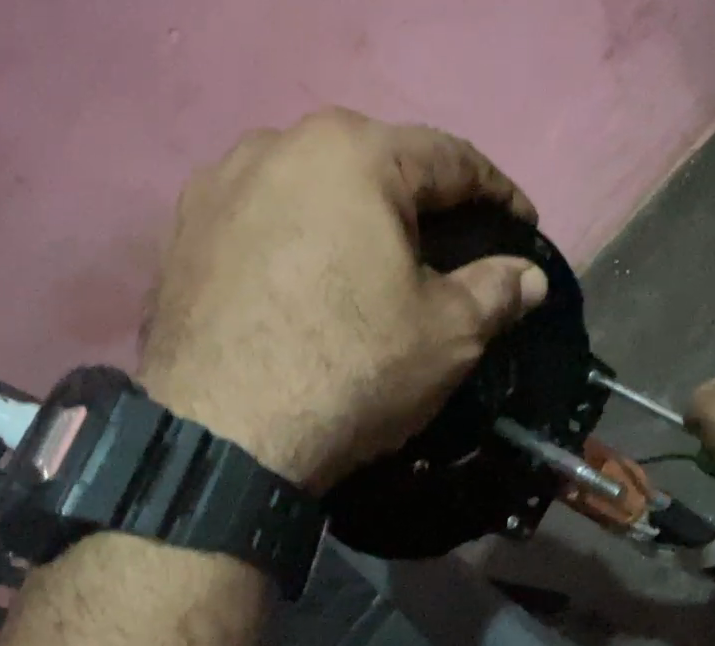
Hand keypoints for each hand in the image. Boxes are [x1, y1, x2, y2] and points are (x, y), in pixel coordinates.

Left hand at [138, 108, 548, 492]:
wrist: (226, 432)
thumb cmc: (355, 367)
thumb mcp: (449, 334)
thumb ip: (497, 291)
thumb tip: (529, 276)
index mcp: (353, 153)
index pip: (450, 159)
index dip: (499, 194)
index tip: (524, 228)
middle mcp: (278, 144)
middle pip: (374, 166)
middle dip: (423, 206)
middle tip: (453, 250)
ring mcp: (219, 185)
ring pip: (313, 192)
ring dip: (356, 221)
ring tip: (379, 269)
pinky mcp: (184, 233)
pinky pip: (265, 224)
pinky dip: (302, 245)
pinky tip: (314, 286)